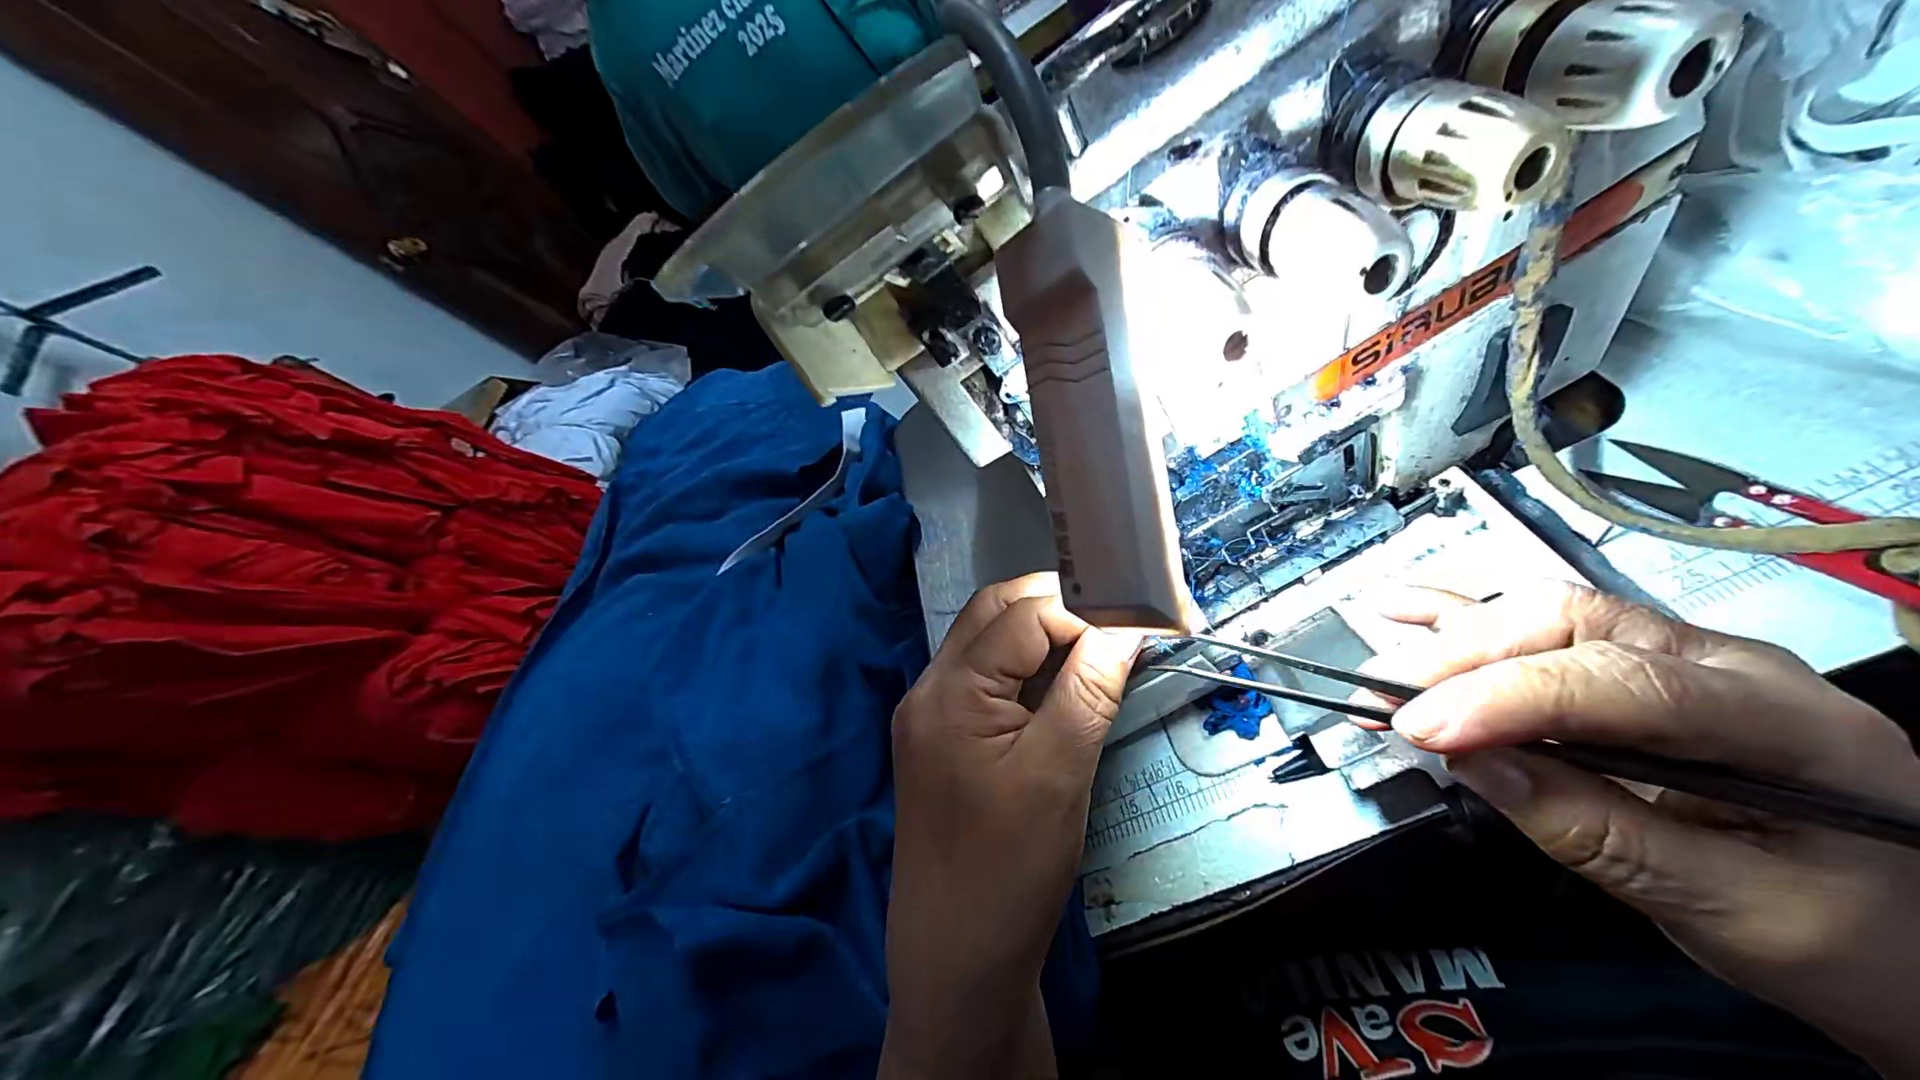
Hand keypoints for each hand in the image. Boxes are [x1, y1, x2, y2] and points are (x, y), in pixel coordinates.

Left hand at [880, 574, 1140, 1079]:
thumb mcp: (1060, 772)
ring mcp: (928, 714)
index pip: (1019, 615)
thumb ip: (1089, 689)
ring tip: (1096, 650)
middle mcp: (927, 689)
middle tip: (1114, 626)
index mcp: (949, 690)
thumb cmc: (1010, 869)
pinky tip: (1060, 686)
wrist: (957, 958)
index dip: (1078, 612)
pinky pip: (982, 678)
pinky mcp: (940, 738)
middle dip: (1054, 607)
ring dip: (1039, 635)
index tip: (1133, 625)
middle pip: (992, 614)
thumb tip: (1125, 626)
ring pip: (986, 642)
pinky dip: (1023, 668)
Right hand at [1366, 582, 1919, 1077]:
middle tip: (1388, 703)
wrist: (1908, 938)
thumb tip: (1472, 764)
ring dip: (1449, 643)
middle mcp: (1726, 664)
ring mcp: (1674, 656)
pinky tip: (1403, 610)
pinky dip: (1459, 617)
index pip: (1624, 682)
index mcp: (1790, 722)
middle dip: (1465, 660)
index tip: (1420, 729)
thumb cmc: (1848, 939)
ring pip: (1541, 616)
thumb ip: (1597, 831)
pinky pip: (1534, 626)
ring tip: (1378, 676)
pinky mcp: (1624, 667)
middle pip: (1572, 625)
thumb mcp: (1734, 910)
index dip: (1507, 699)